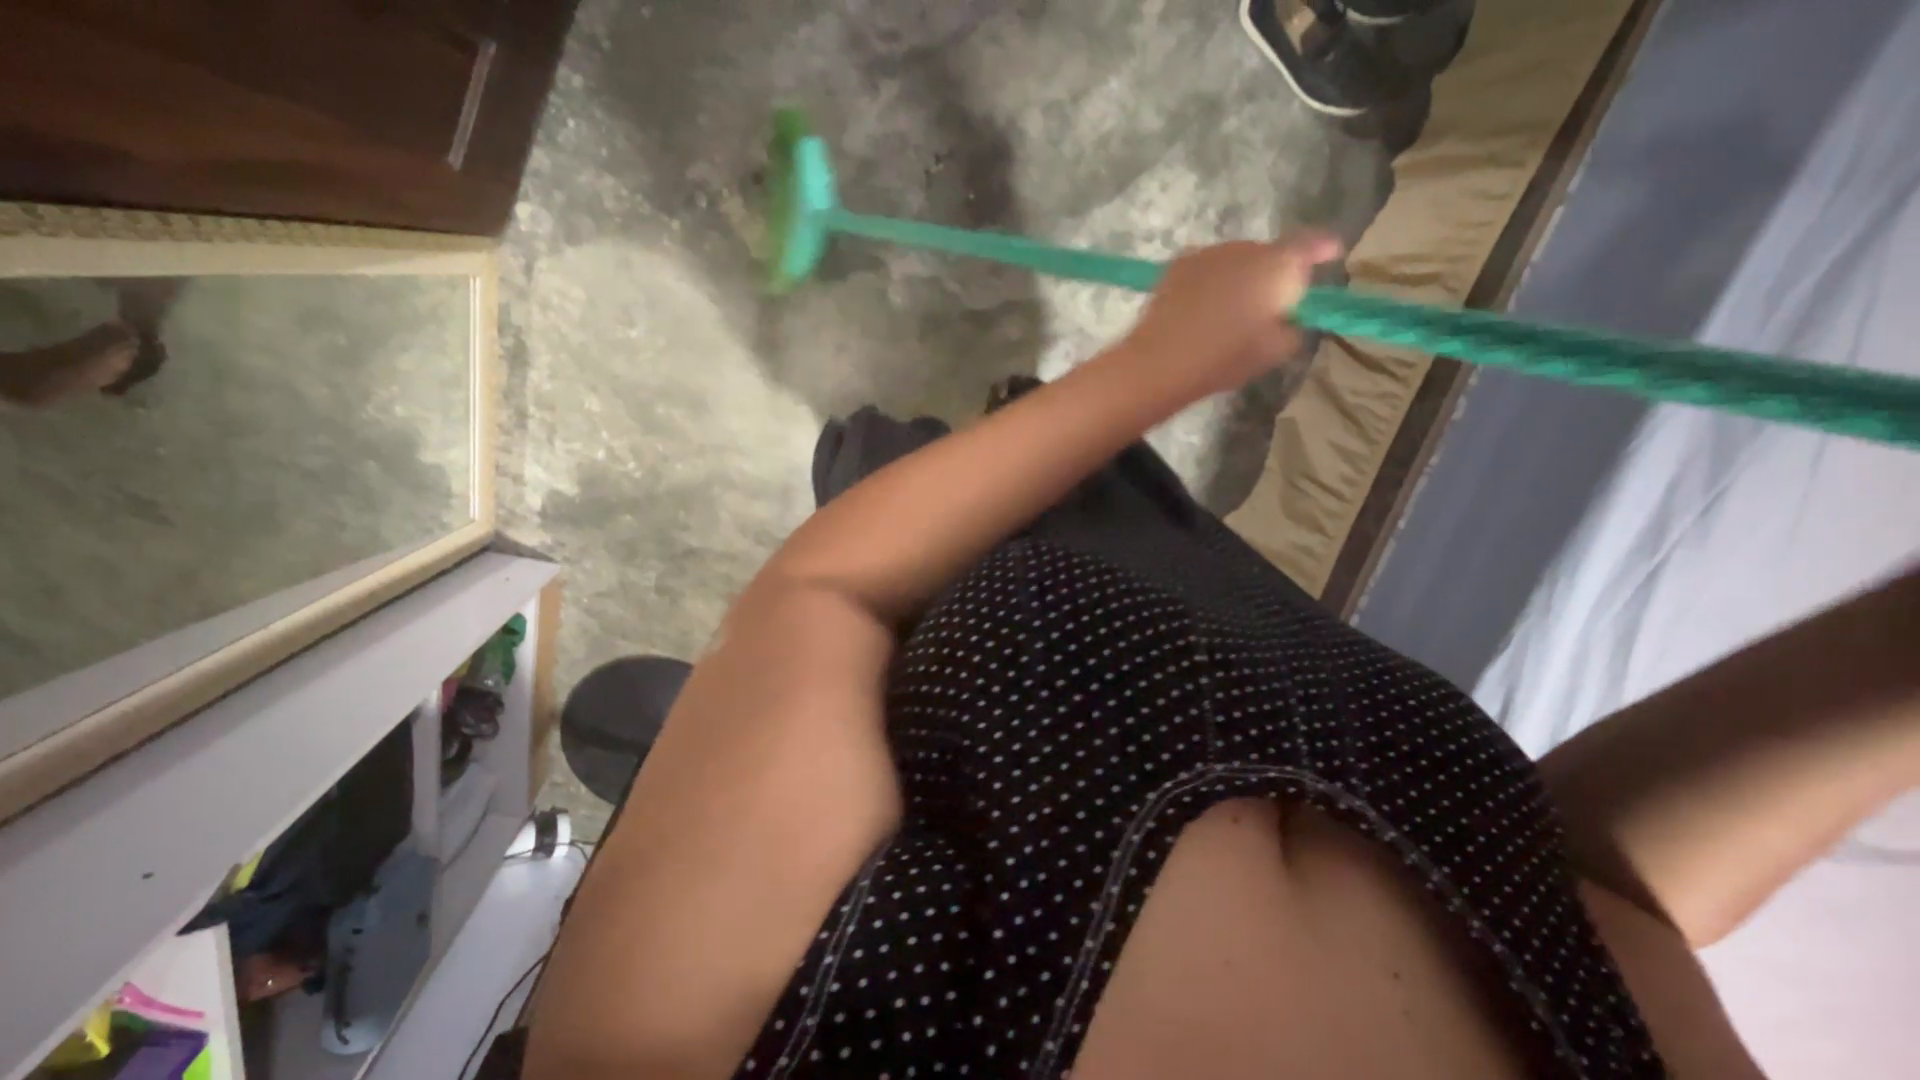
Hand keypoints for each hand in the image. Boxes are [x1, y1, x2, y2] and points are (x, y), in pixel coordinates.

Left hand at [1119, 233, 1342, 395]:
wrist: (1162, 360)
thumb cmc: (1227, 357)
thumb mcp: (1277, 350)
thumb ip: (1296, 325)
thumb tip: (1293, 315)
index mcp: (1278, 266)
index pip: (1311, 244)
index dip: (1324, 248)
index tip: (1331, 253)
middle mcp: (1246, 248)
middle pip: (1271, 254)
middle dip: (1275, 274)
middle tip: (1270, 307)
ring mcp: (1210, 252)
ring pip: (1237, 260)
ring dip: (1241, 277)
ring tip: (1231, 311)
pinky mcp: (1180, 263)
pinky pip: (1209, 268)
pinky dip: (1213, 281)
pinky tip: (1203, 308)